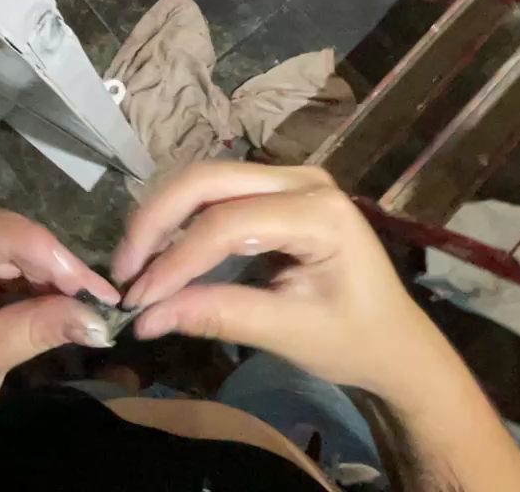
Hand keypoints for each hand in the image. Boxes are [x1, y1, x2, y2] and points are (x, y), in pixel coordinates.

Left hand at [0, 205, 120, 487]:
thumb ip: (38, 327)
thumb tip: (99, 316)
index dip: (41, 249)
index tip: (87, 281)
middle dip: (47, 258)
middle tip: (94, 289)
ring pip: (0, 241)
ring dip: (43, 266)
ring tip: (84, 293)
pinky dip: (27, 275)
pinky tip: (58, 292)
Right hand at [112, 161, 447, 395]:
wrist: (396, 341)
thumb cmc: (354, 340)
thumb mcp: (289, 333)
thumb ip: (218, 315)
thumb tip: (146, 318)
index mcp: (319, 211)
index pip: (229, 222)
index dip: (177, 259)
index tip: (138, 299)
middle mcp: (301, 178)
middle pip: (208, 180)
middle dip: (157, 221)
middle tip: (123, 269)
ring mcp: (288, 177)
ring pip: (205, 180)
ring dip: (163, 217)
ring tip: (135, 263)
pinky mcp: (274, 188)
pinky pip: (216, 192)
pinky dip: (181, 218)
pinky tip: (161, 249)